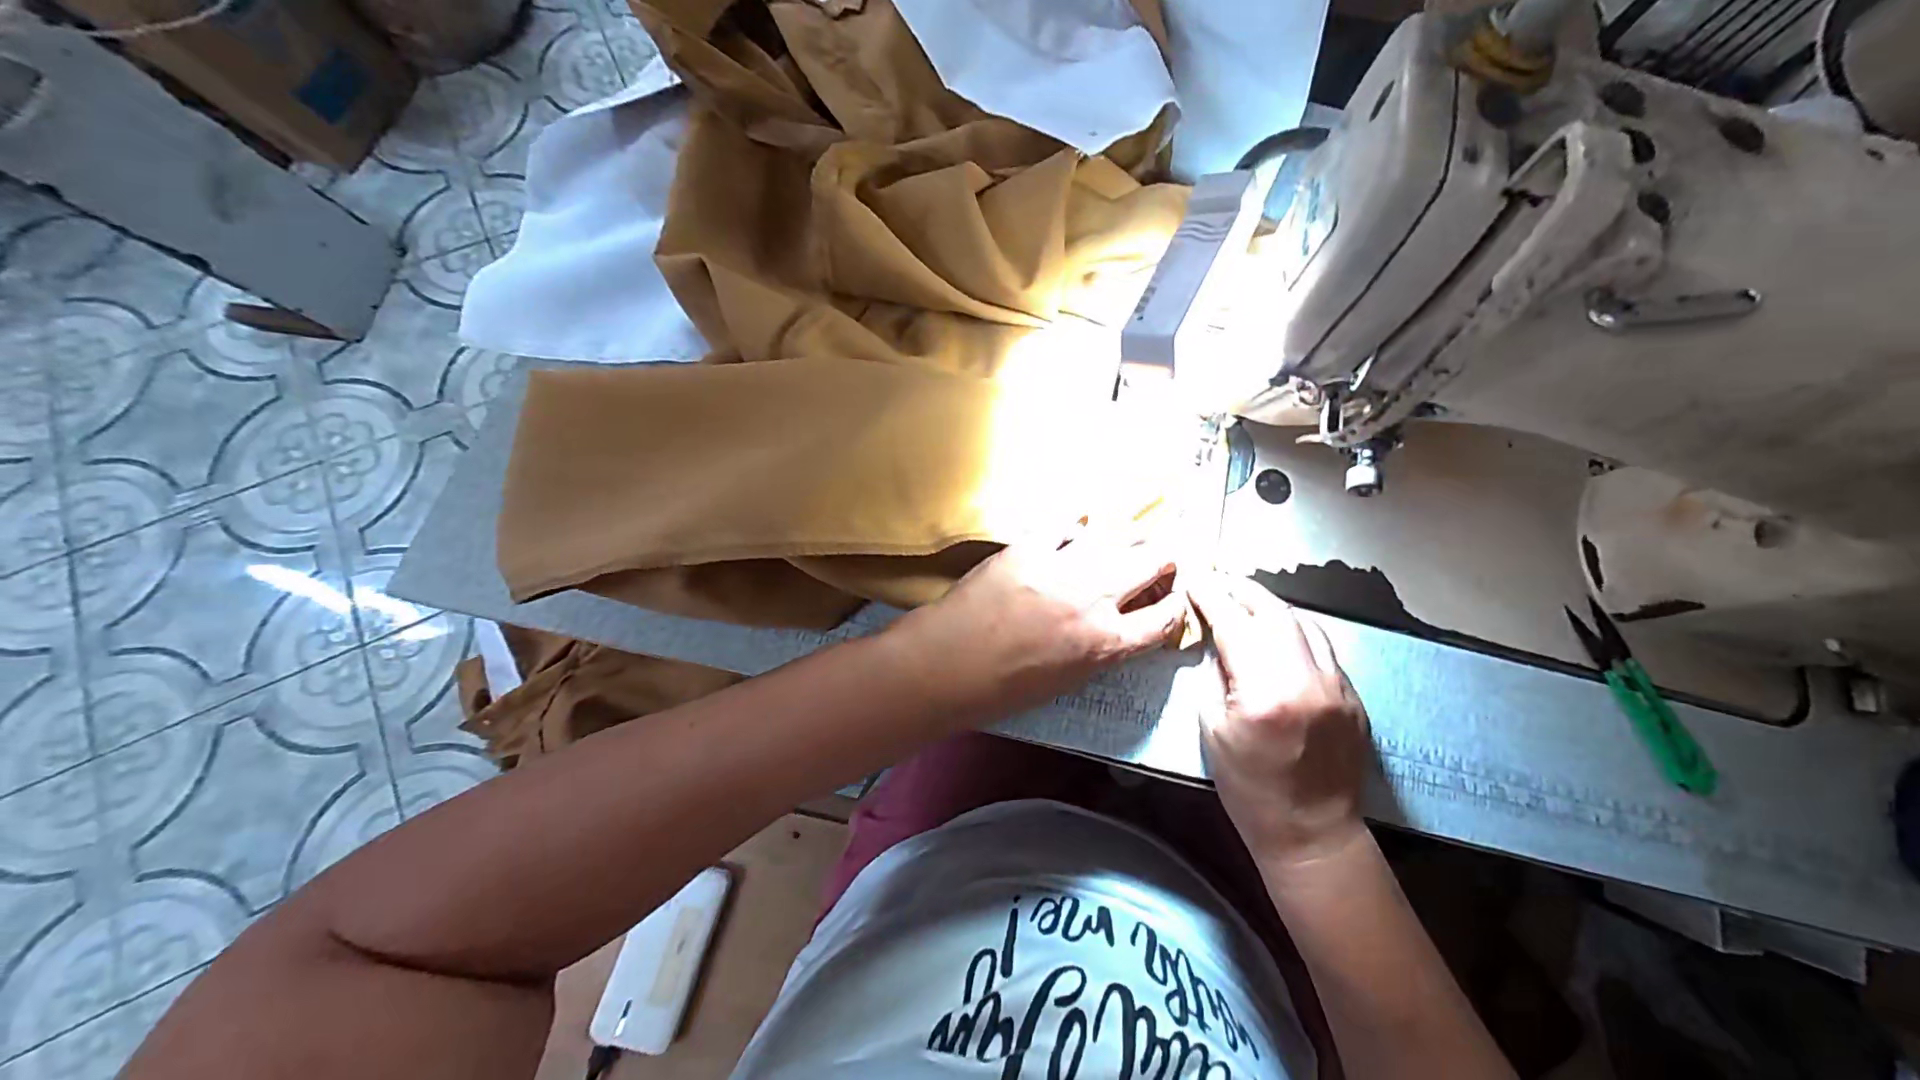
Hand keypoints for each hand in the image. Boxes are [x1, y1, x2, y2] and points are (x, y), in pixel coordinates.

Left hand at [890, 524, 1187, 719]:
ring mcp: (1063, 566)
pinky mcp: (1030, 546)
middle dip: (1163, 561)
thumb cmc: (1004, 688)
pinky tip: (1069, 536)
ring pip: (1115, 536)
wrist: (948, 664)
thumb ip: (1103, 649)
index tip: (1172, 597)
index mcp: (1108, 643)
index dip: (1175, 604)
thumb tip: (1117, 627)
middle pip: (1153, 562)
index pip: (1166, 616)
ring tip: (1111, 548)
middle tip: (1156, 562)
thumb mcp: (1069, 680)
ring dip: (1121, 543)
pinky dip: (1072, 530)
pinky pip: (1065, 525)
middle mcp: (1096, 598)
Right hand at [1189, 573, 1372, 870]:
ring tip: (1244, 600)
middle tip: (1216, 582)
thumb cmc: (1249, 789)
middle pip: (1273, 612)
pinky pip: (1322, 646)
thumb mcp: (1211, 730)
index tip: (1194, 581)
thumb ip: (1216, 676)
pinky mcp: (1352, 695)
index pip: (1233, 623)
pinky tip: (1277, 633)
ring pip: (1303, 623)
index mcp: (1264, 692)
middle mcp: (1307, 680)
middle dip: (1241, 591)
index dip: (1210, 596)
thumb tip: (1216, 640)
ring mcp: (1337, 686)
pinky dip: (1295, 630)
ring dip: (1270, 606)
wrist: (1311, 830)